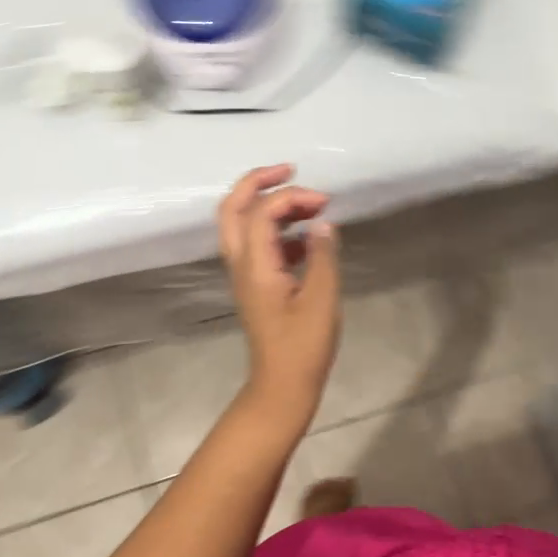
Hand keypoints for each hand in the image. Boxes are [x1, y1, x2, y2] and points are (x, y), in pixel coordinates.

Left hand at [217, 164, 341, 413]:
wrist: (282, 385)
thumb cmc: (304, 346)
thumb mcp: (323, 299)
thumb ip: (323, 255)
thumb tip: (322, 224)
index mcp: (255, 265)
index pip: (262, 211)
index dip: (292, 197)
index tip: (325, 205)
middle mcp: (241, 264)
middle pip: (233, 207)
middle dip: (259, 182)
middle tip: (292, 172)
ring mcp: (244, 275)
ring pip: (241, 223)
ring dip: (269, 205)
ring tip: (308, 207)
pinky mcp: (254, 285)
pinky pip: (255, 243)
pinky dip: (276, 229)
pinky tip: (306, 240)